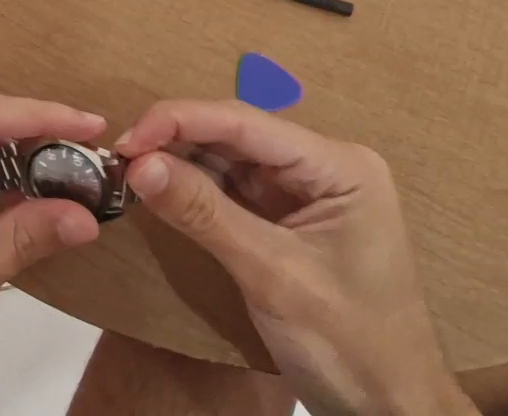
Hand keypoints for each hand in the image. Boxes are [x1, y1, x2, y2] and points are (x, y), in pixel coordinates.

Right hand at [115, 102, 476, 415]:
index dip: (179, 121)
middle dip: (173, 140)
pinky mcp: (284, 213)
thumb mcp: (272, 275)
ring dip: (176, 160)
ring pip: (225, 155)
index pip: (244, 122)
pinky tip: (158, 188)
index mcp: (337, 166)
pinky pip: (228, 184)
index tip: (125, 141)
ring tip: (128, 172)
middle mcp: (320, 164)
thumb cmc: (349, 346)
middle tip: (118, 159)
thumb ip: (204, 214)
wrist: (389, 414)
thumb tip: (136, 165)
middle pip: (232, 132)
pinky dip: (191, 186)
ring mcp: (302, 188)